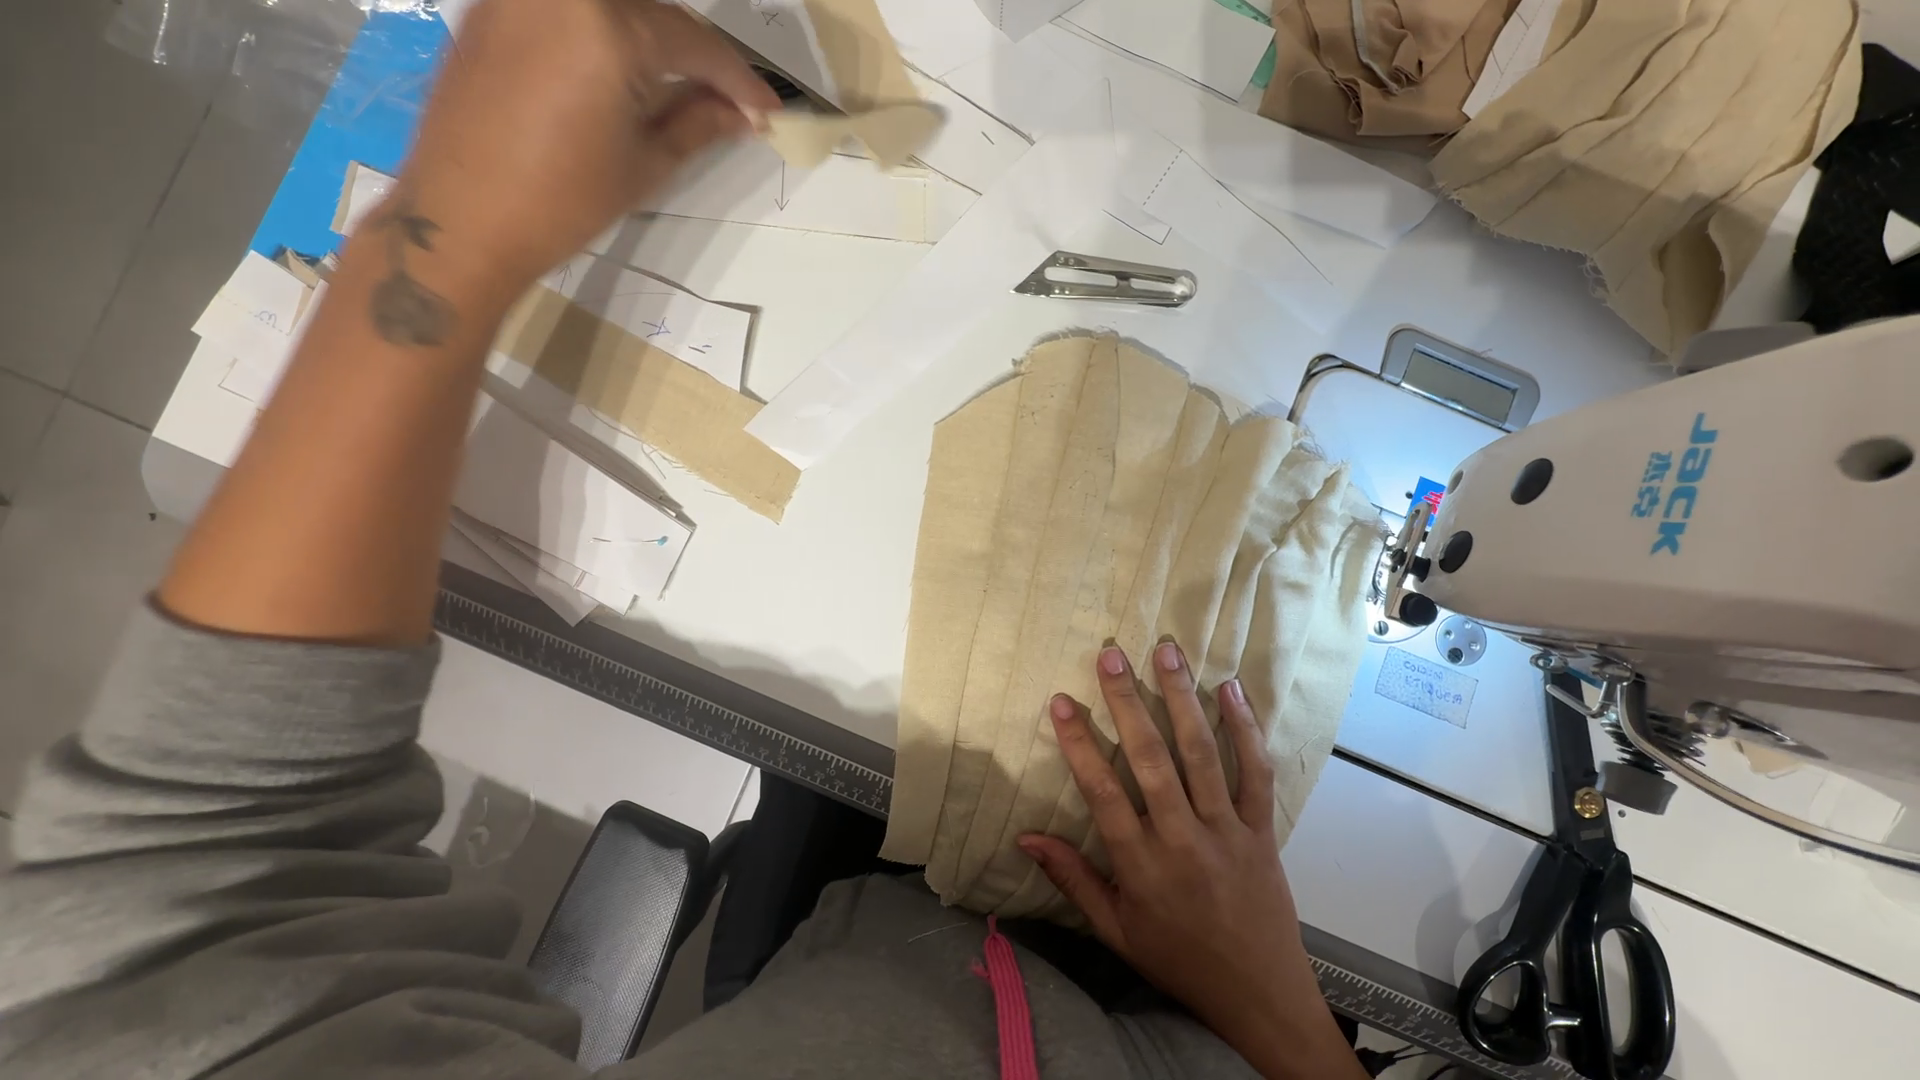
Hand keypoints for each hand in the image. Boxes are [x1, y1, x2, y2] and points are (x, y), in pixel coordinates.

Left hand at [393, 0, 779, 305]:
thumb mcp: (645, 164)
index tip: (767, 108)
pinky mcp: (491, 6)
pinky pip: (566, 7)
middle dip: (697, 52)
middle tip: (726, 97)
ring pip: (611, 3)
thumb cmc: (562, 201)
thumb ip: (698, 123)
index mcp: (606, 26)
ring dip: (650, 34)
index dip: (738, 77)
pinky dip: (603, 28)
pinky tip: (620, 67)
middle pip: (654, 10)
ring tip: (676, 83)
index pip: (693, 41)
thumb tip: (743, 113)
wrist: (462, 218)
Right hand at [1018, 641, 1365, 1079]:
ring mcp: (1227, 831)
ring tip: (1167, 651)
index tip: (1061, 701)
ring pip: (1202, 755)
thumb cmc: (1178, 959)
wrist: (1261, 995)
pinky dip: (1245, 729)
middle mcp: (1183, 839)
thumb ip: (1073, 880)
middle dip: (1128, 703)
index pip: (1103, 794)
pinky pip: (1256, 774)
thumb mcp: (1115, 931)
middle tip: (1110, 655)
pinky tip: (1231, 690)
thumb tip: (1026, 838)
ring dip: (1182, 698)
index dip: (1079, 745)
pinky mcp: (1262, 830)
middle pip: (1151, 761)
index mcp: (1141, 866)